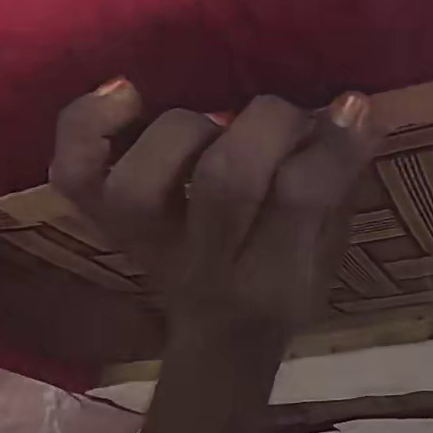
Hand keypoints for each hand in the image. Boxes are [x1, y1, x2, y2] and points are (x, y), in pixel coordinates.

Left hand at [54, 83, 380, 432]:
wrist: (220, 338)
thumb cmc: (288, 293)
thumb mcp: (330, 254)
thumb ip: (339, 189)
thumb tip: (356, 111)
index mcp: (274, 279)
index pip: (298, 200)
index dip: (329, 146)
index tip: (355, 106)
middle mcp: (205, 265)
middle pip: (225, 179)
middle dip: (270, 126)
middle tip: (293, 117)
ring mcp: (146, 247)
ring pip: (150, 176)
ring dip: (194, 130)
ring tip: (226, 126)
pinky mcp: (105, 225)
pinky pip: (76, 173)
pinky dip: (89, 122)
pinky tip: (129, 94)